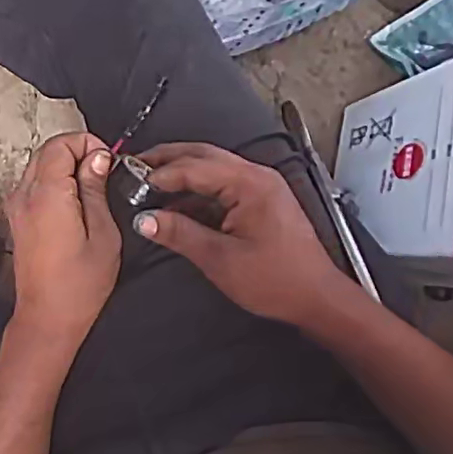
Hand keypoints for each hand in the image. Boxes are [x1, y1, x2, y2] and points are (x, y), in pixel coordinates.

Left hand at [5, 133, 121, 349]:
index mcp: (48, 196)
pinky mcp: (17, 218)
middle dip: (78, 150)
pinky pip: (34, 184)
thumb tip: (98, 158)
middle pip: (48, 150)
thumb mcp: (103, 232)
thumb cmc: (78, 286)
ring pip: (40, 164)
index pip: (61, 144)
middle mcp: (26, 197)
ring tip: (92, 187)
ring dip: (66, 165)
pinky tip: (76, 201)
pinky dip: (55, 181)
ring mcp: (17, 207)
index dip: (87, 143)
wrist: (48, 317)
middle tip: (103, 169)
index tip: (107, 158)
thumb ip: (96, 189)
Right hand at [134, 142, 360, 326]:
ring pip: (213, 167)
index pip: (194, 167)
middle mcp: (257, 176)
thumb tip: (144, 219)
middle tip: (137, 164)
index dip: (161, 172)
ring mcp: (262, 186)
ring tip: (151, 180)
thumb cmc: (276, 280)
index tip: (134, 180)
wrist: (318, 298)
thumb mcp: (220, 259)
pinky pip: (224, 184)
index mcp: (249, 184)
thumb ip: (180, 234)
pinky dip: (198, 189)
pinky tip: (178, 204)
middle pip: (204, 155)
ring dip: (182, 172)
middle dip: (168, 158)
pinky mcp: (262, 200)